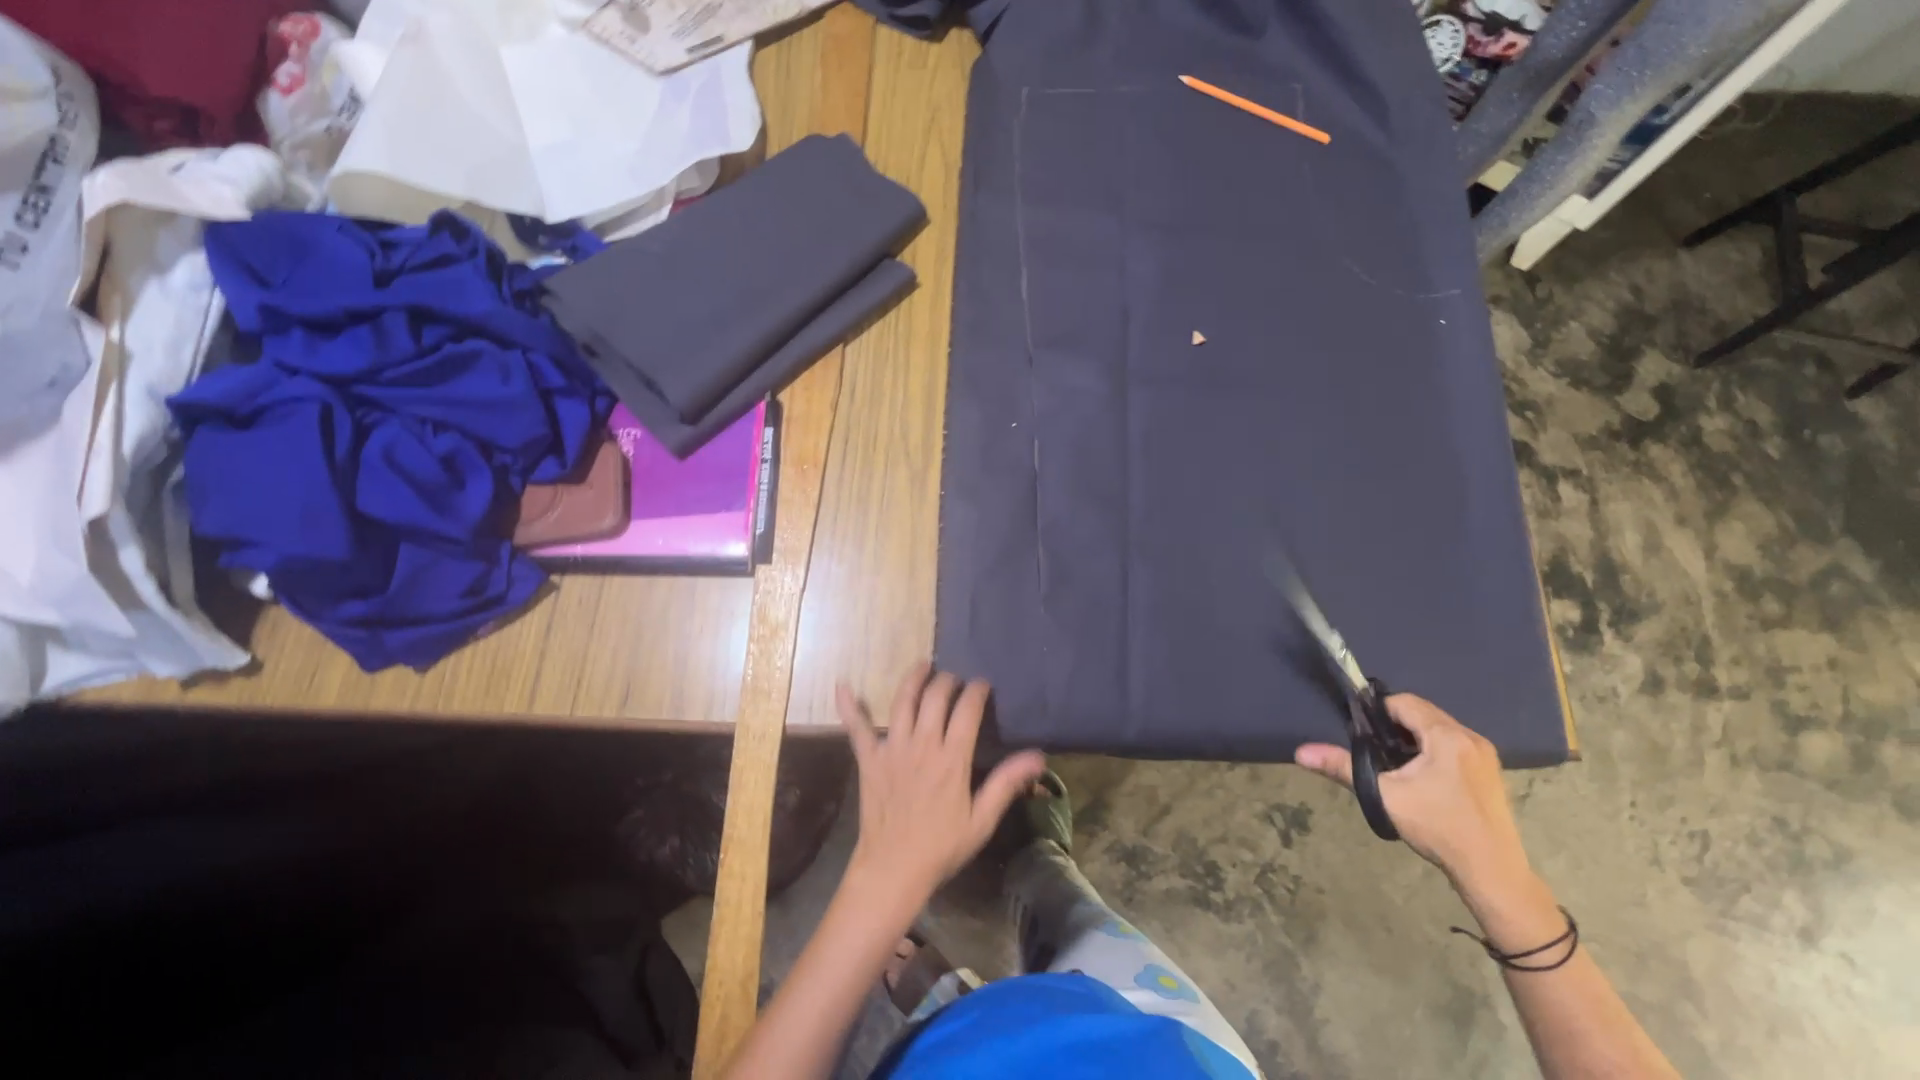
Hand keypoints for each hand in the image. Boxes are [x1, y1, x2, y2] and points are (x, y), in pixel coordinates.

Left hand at [838, 663, 1047, 908]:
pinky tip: (842, 685)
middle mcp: (922, 745)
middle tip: (955, 678)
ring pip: (902, 703)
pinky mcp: (869, 760)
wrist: (894, 868)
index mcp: (952, 759)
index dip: (976, 691)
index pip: (967, 710)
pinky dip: (849, 706)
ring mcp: (892, 749)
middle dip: (947, 681)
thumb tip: (1038, 757)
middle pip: (935, 698)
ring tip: (922, 666)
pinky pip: (856, 728)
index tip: (983, 684)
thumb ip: (1006, 783)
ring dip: (913, 680)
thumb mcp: (981, 820)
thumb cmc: (942, 847)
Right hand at [1294, 694, 1530, 893]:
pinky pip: (1455, 746)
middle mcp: (1470, 736)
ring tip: (1396, 768)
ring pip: (1440, 730)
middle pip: (1424, 714)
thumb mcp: (1385, 796)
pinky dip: (1434, 752)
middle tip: (1376, 753)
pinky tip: (1423, 780)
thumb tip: (1301, 752)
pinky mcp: (1490, 771)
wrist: (1491, 869)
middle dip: (1396, 728)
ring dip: (1415, 740)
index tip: (1362, 734)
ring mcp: (1485, 754)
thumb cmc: (1437, 828)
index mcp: (1446, 736)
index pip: (1405, 702)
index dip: (1378, 713)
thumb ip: (1343, 768)